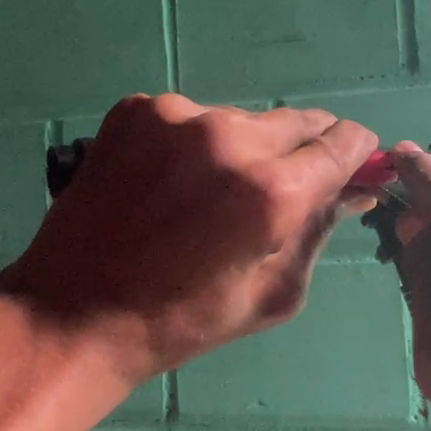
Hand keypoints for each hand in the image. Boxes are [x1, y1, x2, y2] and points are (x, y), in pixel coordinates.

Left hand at [0, 95, 377, 384]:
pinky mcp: (136, 109)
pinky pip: (188, 118)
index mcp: (271, 190)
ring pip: (239, 119)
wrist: (74, 313)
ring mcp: (177, 115)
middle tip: (279, 185)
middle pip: (295, 121)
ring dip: (242, 147)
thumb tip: (353, 190)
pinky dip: (191, 143)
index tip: (353, 162)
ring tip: (207, 193)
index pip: (342, 141)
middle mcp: (229, 136)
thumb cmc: (181, 321)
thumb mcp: (271, 294)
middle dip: (302, 149)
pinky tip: (166, 182)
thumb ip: (319, 232)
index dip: (356, 151)